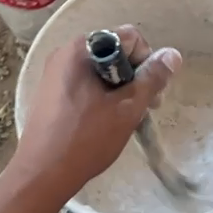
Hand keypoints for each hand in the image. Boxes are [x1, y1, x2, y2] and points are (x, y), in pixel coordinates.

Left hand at [11, 25, 181, 199]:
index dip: (147, 63)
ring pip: (101, 69)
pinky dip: (100, 95)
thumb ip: (152, 78)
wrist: (40, 175)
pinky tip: (103, 121)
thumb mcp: (127, 108)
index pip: (130, 38)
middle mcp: (66, 52)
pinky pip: (85, 82)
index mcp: (82, 49)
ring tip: (123, 119)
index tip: (150, 95)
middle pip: (115, 51)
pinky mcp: (50, 91)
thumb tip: (172, 54)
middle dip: (134, 77)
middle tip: (142, 109)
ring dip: (119, 89)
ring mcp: (55, 72)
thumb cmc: (86, 139)